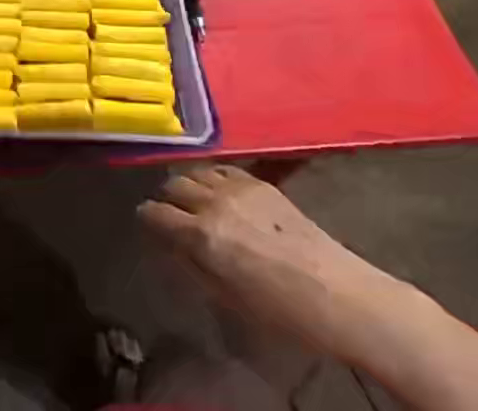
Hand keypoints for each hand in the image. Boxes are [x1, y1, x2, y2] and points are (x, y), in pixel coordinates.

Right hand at [138, 165, 399, 360]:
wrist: (331, 289)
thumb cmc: (277, 308)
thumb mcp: (224, 296)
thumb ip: (192, 264)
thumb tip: (170, 245)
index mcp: (202, 236)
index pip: (157, 214)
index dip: (147, 217)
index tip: (146, 220)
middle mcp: (215, 202)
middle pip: (175, 185)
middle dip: (166, 197)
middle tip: (168, 211)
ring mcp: (239, 186)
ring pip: (198, 171)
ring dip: (189, 183)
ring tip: (193, 198)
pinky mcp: (261, 181)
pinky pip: (224, 168)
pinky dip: (213, 176)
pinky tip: (219, 190)